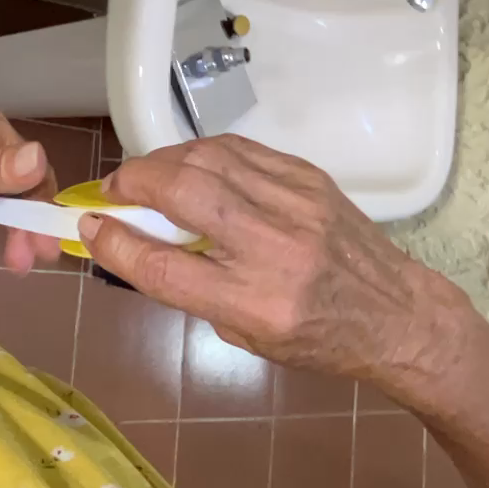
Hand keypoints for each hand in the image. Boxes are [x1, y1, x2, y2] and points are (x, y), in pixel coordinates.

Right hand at [79, 135, 473, 384]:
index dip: (115, 242)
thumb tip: (132, 236)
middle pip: (182, 194)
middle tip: (114, 192)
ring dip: (160, 163)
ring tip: (145, 176)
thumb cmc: (314, 338)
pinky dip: (197, 153)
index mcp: (256, 304)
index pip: (164, 267)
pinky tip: (186, 165)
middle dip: (132, 183)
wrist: (399, 315)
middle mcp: (275, 249)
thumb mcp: (242, 332)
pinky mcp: (306, 176)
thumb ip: (186, 284)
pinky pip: (234, 149)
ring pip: (204, 160)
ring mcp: (295, 205)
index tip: (88, 225)